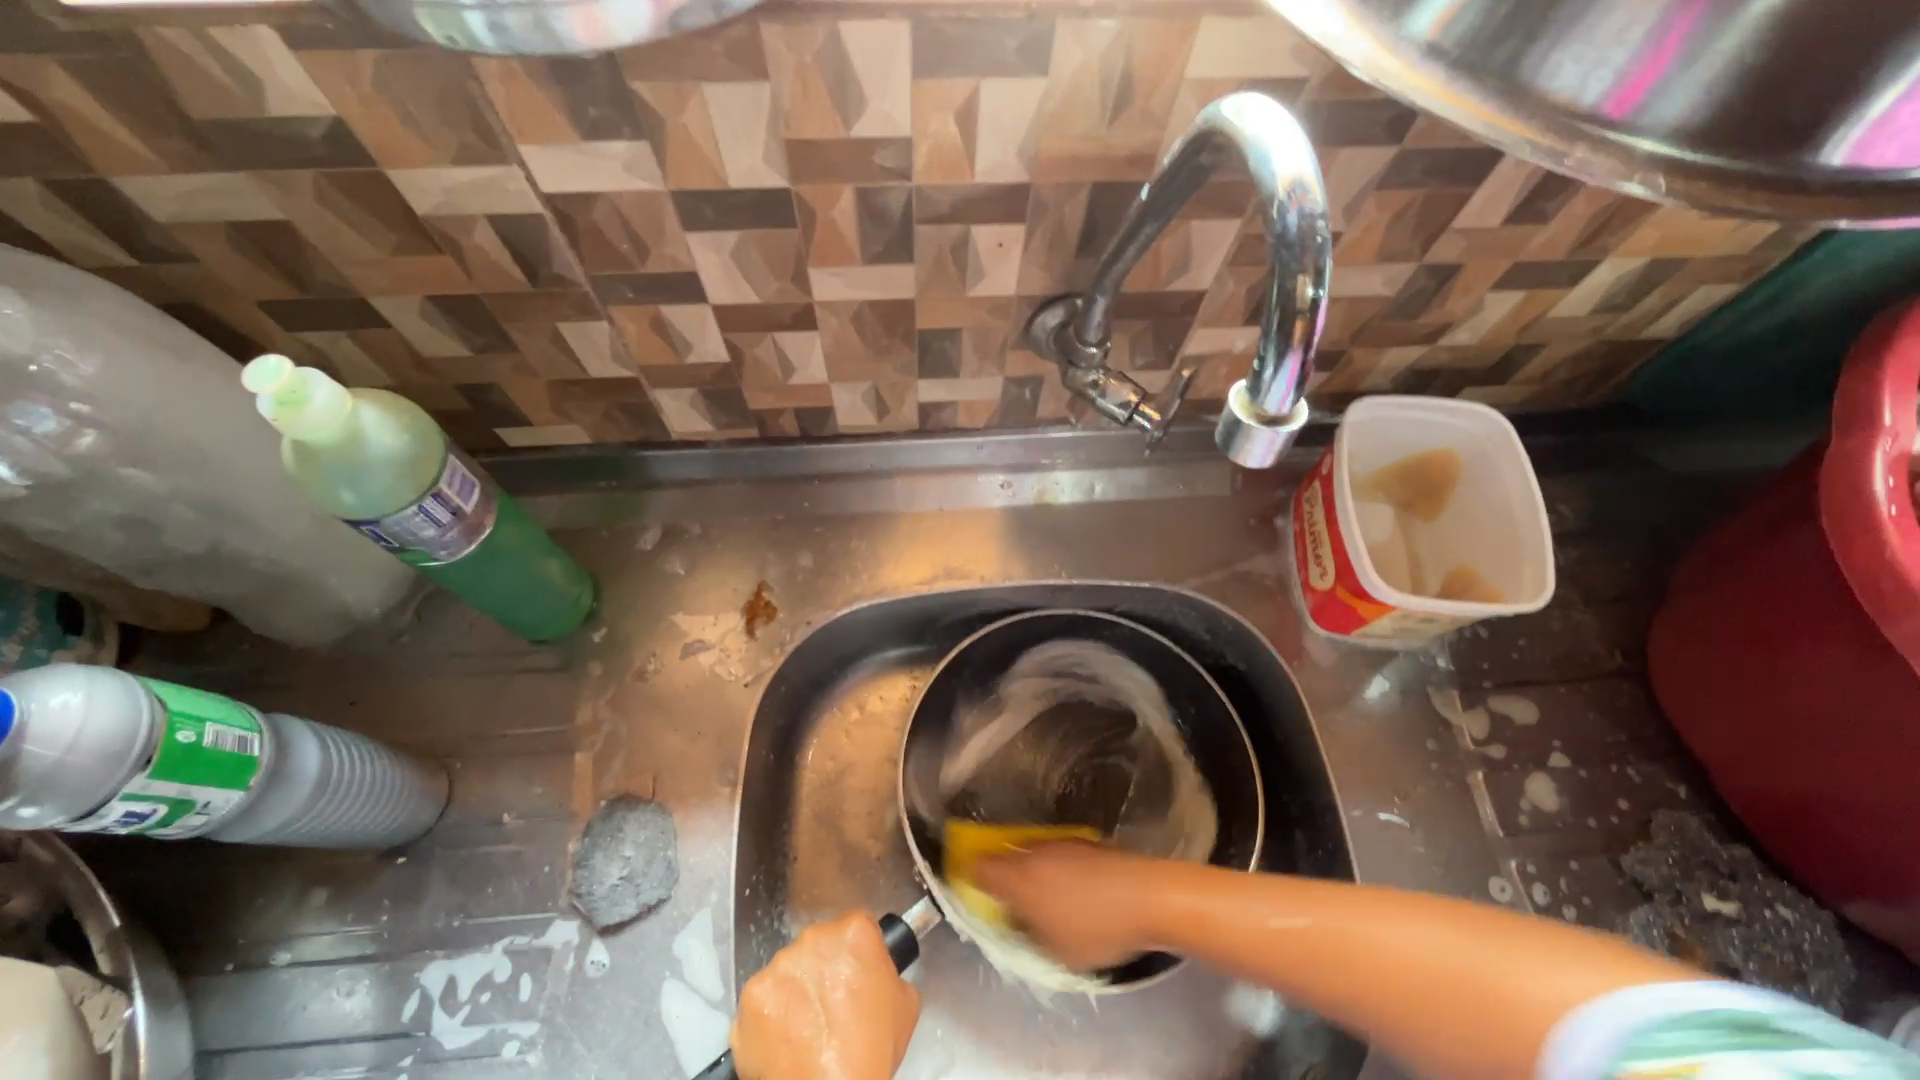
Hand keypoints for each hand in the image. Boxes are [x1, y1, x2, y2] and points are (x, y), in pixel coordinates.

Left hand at [731, 912, 920, 1079]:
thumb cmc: (873, 1050)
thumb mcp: (905, 1002)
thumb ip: (885, 971)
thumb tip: (872, 971)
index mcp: (854, 933)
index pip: (854, 927)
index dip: (855, 952)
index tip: (854, 973)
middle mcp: (812, 939)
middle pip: (816, 944)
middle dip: (821, 968)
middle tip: (830, 1005)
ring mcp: (777, 966)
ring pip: (786, 971)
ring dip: (793, 991)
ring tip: (806, 1028)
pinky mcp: (750, 996)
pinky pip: (761, 1000)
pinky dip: (768, 1017)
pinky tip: (783, 1039)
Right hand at [974, 842, 1160, 970]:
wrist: (1148, 898)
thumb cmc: (1097, 930)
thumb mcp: (1055, 953)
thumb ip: (1028, 936)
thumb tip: (1018, 924)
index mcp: (1017, 879)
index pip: (978, 868)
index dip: (970, 877)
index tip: (971, 890)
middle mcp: (1033, 853)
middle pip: (1004, 856)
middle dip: (1001, 874)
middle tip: (1009, 899)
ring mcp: (1060, 843)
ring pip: (1032, 853)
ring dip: (1030, 869)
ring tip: (1045, 897)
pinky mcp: (1085, 841)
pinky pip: (1058, 853)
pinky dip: (1056, 867)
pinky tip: (1074, 889)